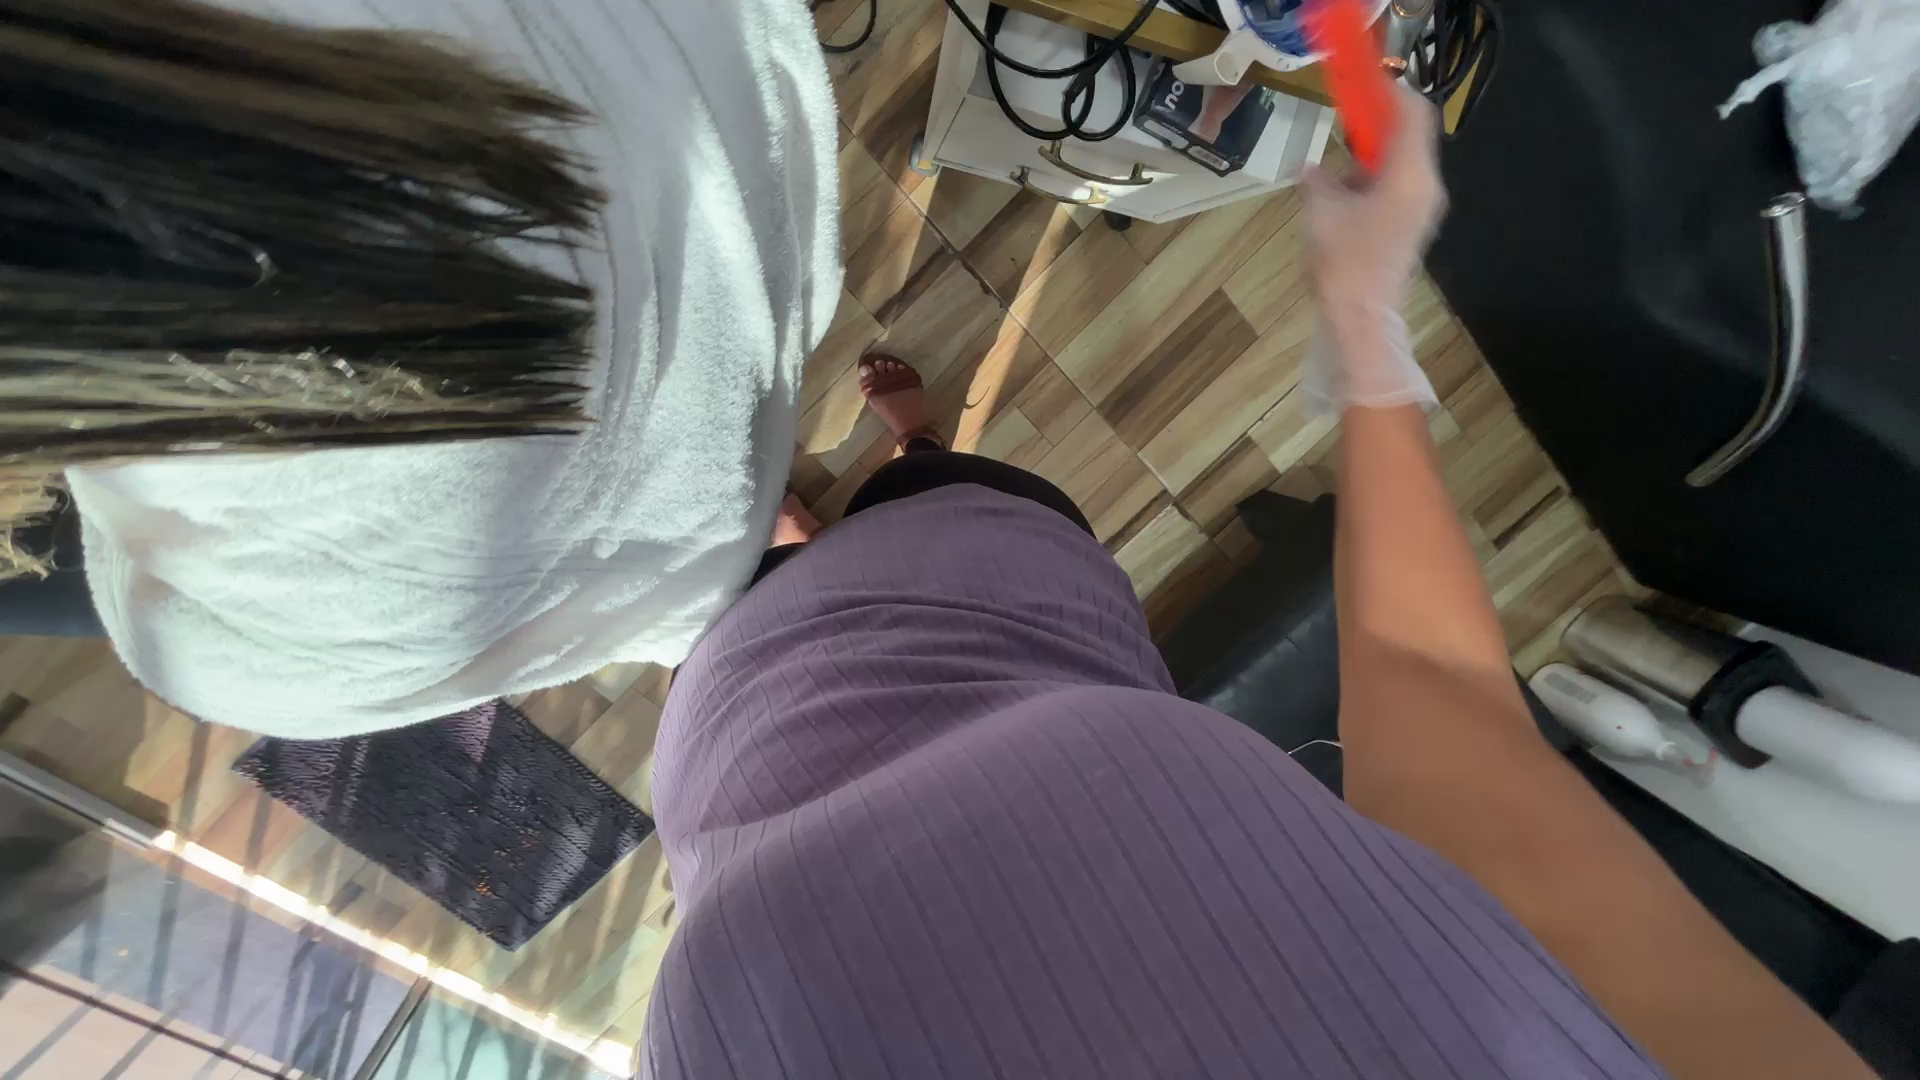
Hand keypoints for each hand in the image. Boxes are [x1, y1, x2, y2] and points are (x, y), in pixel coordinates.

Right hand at [1299, 83, 1447, 413]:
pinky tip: (1343, 203)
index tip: (1360, 91)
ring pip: (1401, 168)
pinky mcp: (1411, 230)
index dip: (1388, 95)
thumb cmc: (1342, 265)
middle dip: (1374, 132)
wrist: (1360, 321)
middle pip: (1408, 140)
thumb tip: (1310, 168)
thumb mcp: (1320, 215)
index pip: (1413, 113)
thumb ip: (1317, 182)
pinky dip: (1373, 186)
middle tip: (1339, 134)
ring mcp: (1422, 211)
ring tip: (1334, 176)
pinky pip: (1396, 192)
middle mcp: (1426, 187)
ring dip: (1370, 162)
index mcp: (1409, 177)